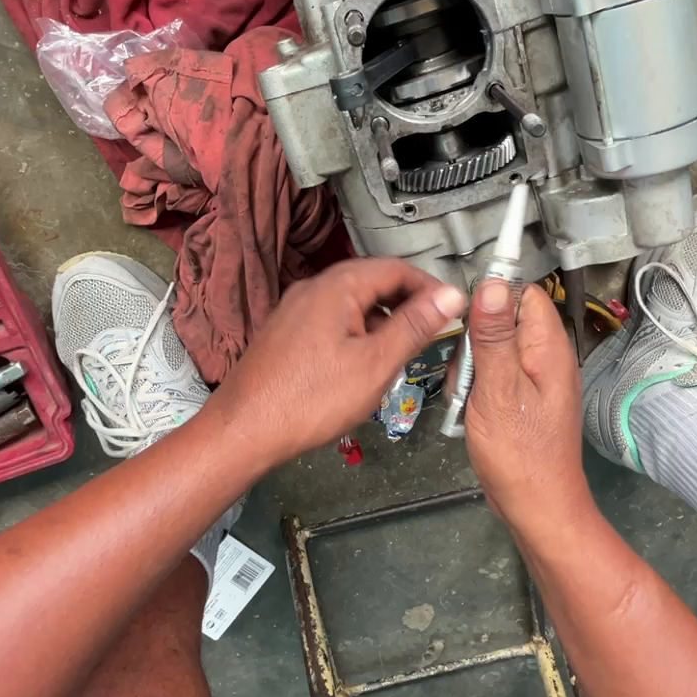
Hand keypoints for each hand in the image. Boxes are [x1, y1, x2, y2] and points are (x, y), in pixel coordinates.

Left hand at [208, 258, 467, 466]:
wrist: (244, 429)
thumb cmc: (312, 399)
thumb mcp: (376, 364)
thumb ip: (415, 325)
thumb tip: (451, 294)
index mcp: (338, 286)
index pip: (397, 268)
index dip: (430, 287)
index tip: (452, 311)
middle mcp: (314, 287)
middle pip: (373, 281)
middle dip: (407, 303)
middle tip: (432, 332)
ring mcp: (295, 308)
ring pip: (352, 302)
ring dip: (382, 320)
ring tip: (401, 352)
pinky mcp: (286, 331)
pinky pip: (332, 319)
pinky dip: (357, 331)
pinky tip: (363, 363)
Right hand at [463, 280, 591, 528]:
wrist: (536, 508)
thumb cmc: (519, 452)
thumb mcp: (498, 389)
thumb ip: (493, 336)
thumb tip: (492, 283)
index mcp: (549, 347)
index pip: (524, 294)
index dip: (493, 297)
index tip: (466, 320)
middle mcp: (547, 358)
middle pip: (503, 321)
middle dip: (475, 341)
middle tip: (467, 374)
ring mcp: (535, 380)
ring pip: (492, 350)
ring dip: (471, 369)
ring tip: (468, 397)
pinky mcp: (522, 400)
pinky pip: (493, 376)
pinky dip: (476, 388)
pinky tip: (471, 410)